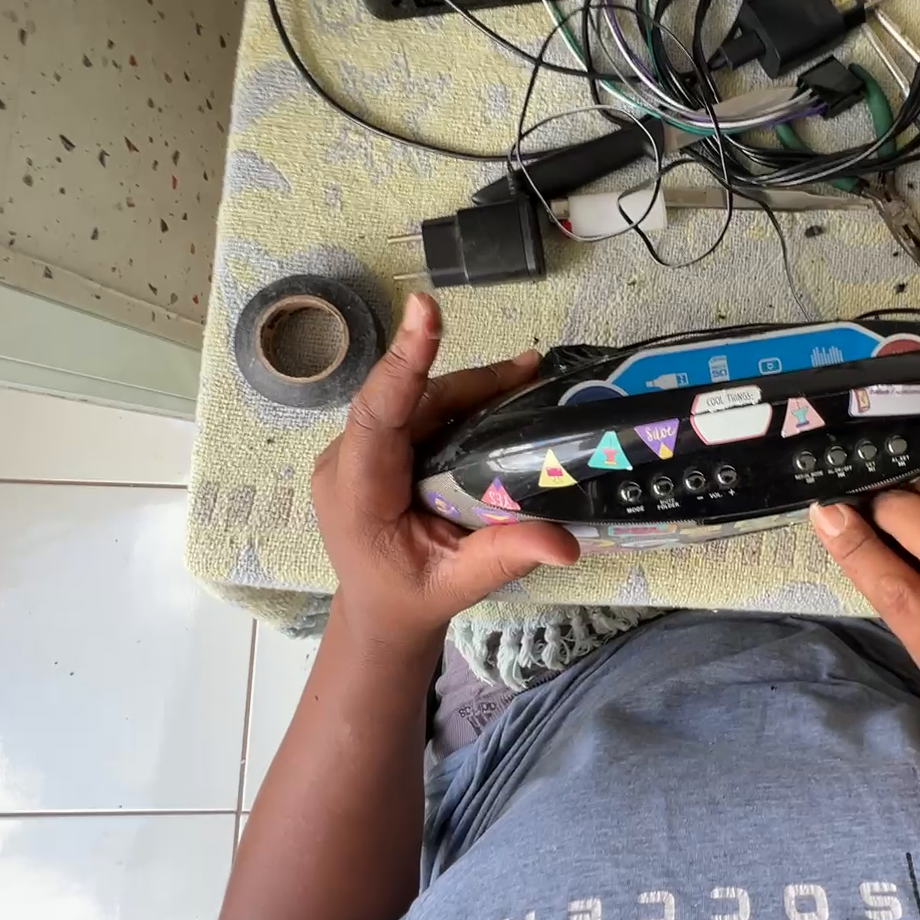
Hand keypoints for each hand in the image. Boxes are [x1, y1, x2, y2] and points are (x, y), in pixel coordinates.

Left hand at [311, 293, 577, 654]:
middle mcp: (352, 459)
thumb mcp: (458, 583)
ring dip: (474, 388)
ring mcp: (365, 450)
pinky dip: (465, 401)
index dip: (403, 363)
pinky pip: (422, 410)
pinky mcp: (384, 447)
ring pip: (420, 399)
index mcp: (358, 492)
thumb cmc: (411, 596)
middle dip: (472, 382)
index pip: (377, 416)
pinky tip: (505, 394)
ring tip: (528, 376)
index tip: (425, 312)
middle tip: (530, 371)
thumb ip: (506, 557)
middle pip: (411, 399)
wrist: (380, 608)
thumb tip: (567, 545)